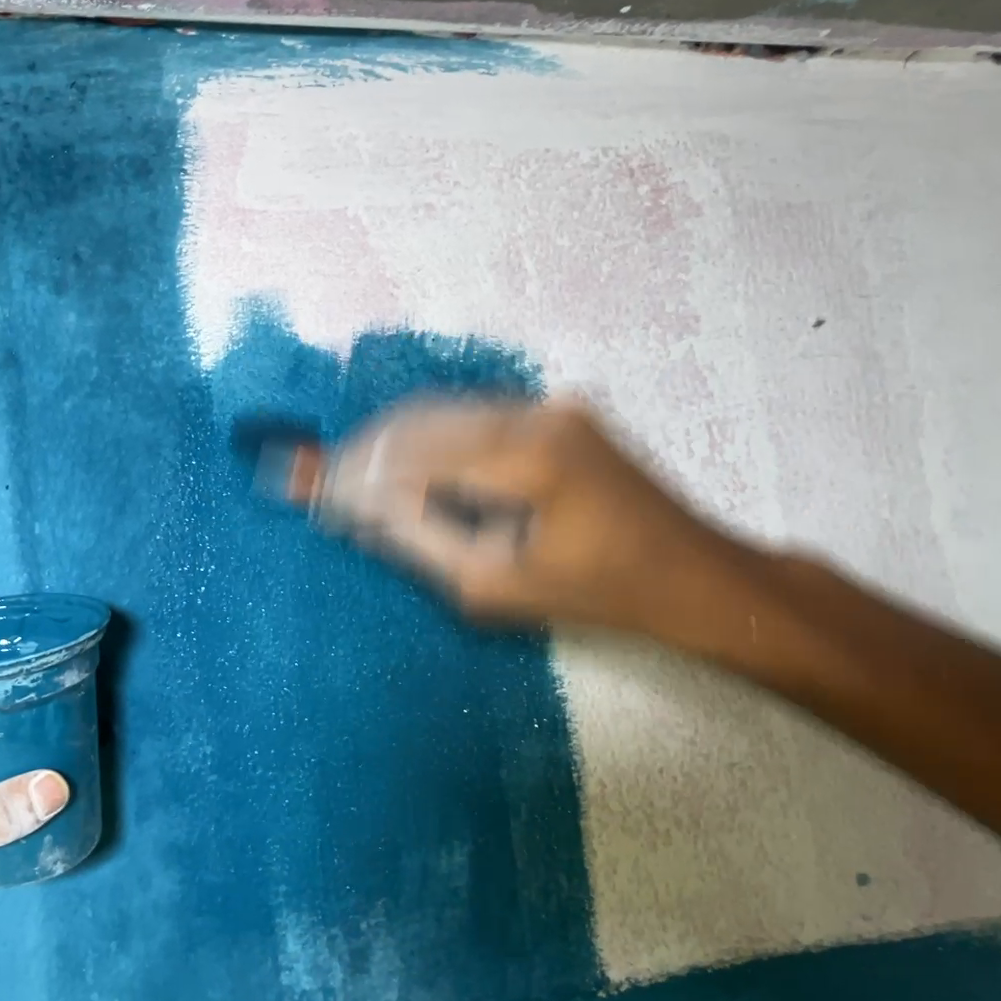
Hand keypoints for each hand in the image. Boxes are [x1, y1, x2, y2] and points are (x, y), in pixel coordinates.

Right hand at [320, 398, 737, 633]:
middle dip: (364, 455)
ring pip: (441, 413)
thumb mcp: (492, 585)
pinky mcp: (558, 409)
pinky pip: (471, 415)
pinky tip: (409, 469)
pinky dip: (430, 440)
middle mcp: (536, 413)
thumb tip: (353, 507)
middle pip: (418, 423)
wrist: (699, 577)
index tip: (302, 488)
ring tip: (356, 480)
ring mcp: (551, 405)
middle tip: (319, 483)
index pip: (409, 456)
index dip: (351, 474)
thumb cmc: (599, 595)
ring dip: (393, 445)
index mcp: (526, 458)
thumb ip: (416, 539)